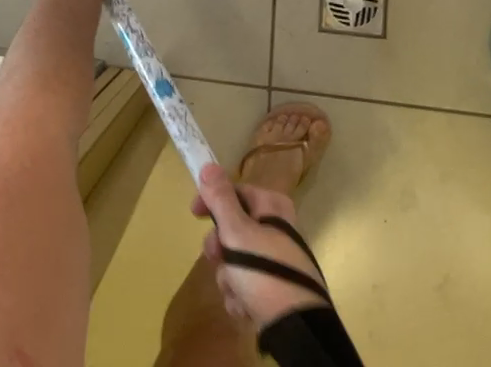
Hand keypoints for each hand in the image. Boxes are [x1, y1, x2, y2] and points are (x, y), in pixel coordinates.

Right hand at [192, 164, 329, 326]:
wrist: (296, 327)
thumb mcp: (237, 232)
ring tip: (237, 289)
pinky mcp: (274, 288)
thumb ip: (221, 199)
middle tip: (218, 258)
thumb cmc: (265, 271)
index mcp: (272, 208)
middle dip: (220, 249)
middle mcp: (277, 229)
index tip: (194, 214)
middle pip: (232, 229)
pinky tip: (245, 304)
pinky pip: (245, 283)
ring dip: (228, 276)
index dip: (212, 201)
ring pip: (235, 259)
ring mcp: (276, 260)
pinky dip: (240, 294)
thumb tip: (208, 165)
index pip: (235, 192)